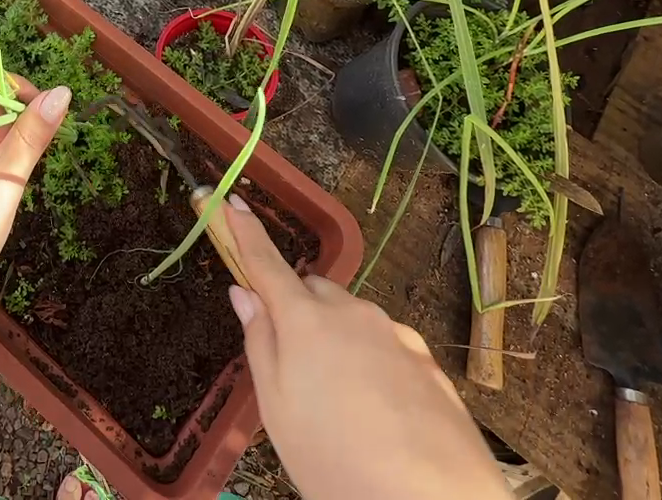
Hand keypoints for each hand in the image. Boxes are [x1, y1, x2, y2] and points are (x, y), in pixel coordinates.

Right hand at [215, 195, 509, 499]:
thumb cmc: (334, 460)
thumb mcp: (276, 408)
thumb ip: (259, 342)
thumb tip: (244, 293)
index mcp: (306, 319)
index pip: (266, 261)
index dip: (245, 231)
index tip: (232, 201)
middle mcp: (352, 313)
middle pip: (313, 291)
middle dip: (298, 308)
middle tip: (294, 364)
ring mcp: (396, 335)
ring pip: (352, 319)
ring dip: (337, 338)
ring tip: (341, 403)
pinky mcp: (429, 364)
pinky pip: (387, 346)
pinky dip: (373, 362)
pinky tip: (381, 414)